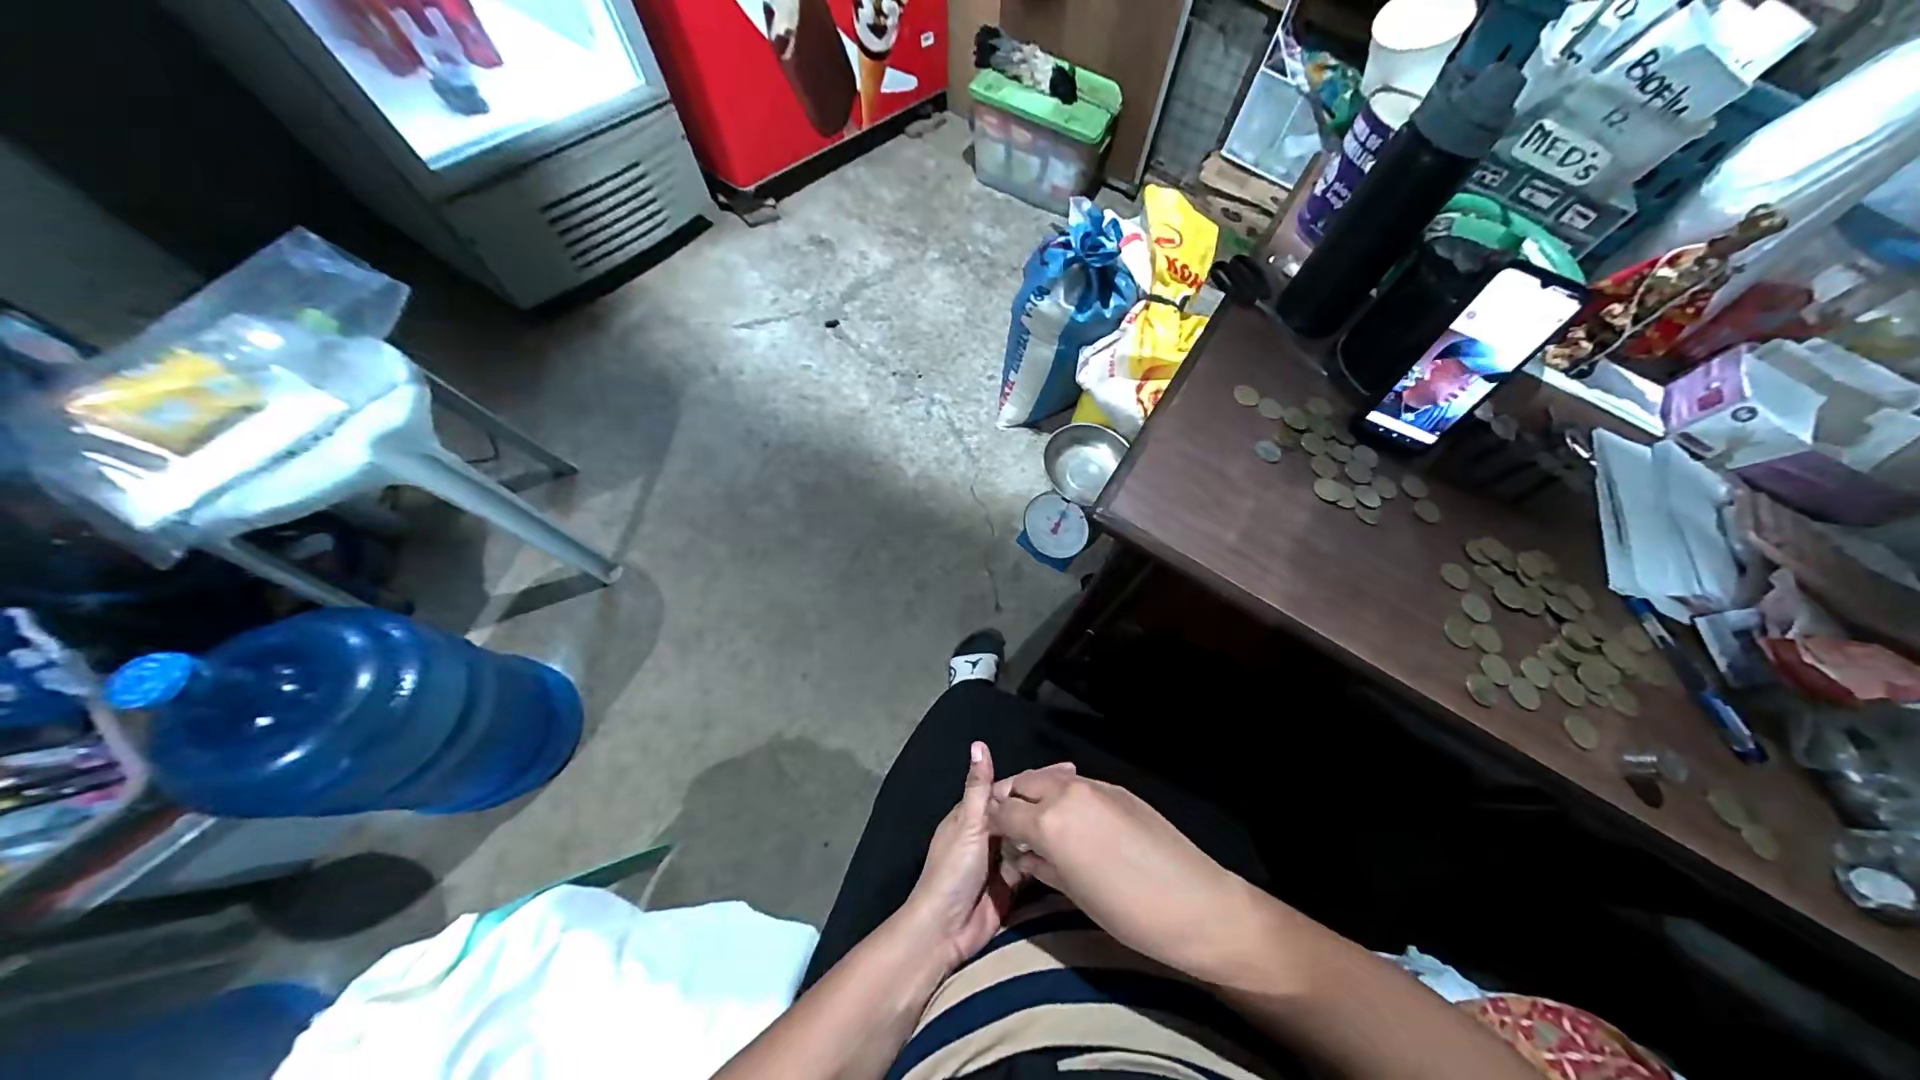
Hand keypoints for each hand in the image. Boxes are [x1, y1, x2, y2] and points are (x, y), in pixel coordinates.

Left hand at [898, 744, 1070, 970]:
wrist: (944, 930)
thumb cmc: (953, 871)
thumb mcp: (968, 824)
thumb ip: (978, 787)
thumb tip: (979, 744)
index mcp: (971, 813)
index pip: (1008, 788)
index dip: (1035, 779)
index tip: (1068, 770)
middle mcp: (985, 832)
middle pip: (1020, 812)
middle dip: (1045, 803)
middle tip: (1081, 794)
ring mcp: (997, 858)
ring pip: (1027, 837)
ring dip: (1047, 829)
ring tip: (1079, 818)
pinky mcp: (1008, 883)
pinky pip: (1030, 864)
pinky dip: (1043, 857)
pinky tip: (1066, 850)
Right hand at [987, 767, 1264, 983]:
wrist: (1195, 903)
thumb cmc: (1127, 911)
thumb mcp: (1074, 893)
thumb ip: (1042, 866)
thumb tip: (1025, 857)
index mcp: (1049, 822)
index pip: (1003, 812)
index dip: (993, 825)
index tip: (991, 838)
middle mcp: (1067, 794)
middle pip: (1024, 783)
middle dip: (1012, 801)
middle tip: (1013, 828)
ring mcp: (1096, 787)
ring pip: (1051, 779)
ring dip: (1038, 795)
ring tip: (1040, 823)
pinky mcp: (1118, 790)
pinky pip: (1079, 785)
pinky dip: (1065, 797)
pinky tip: (1072, 821)